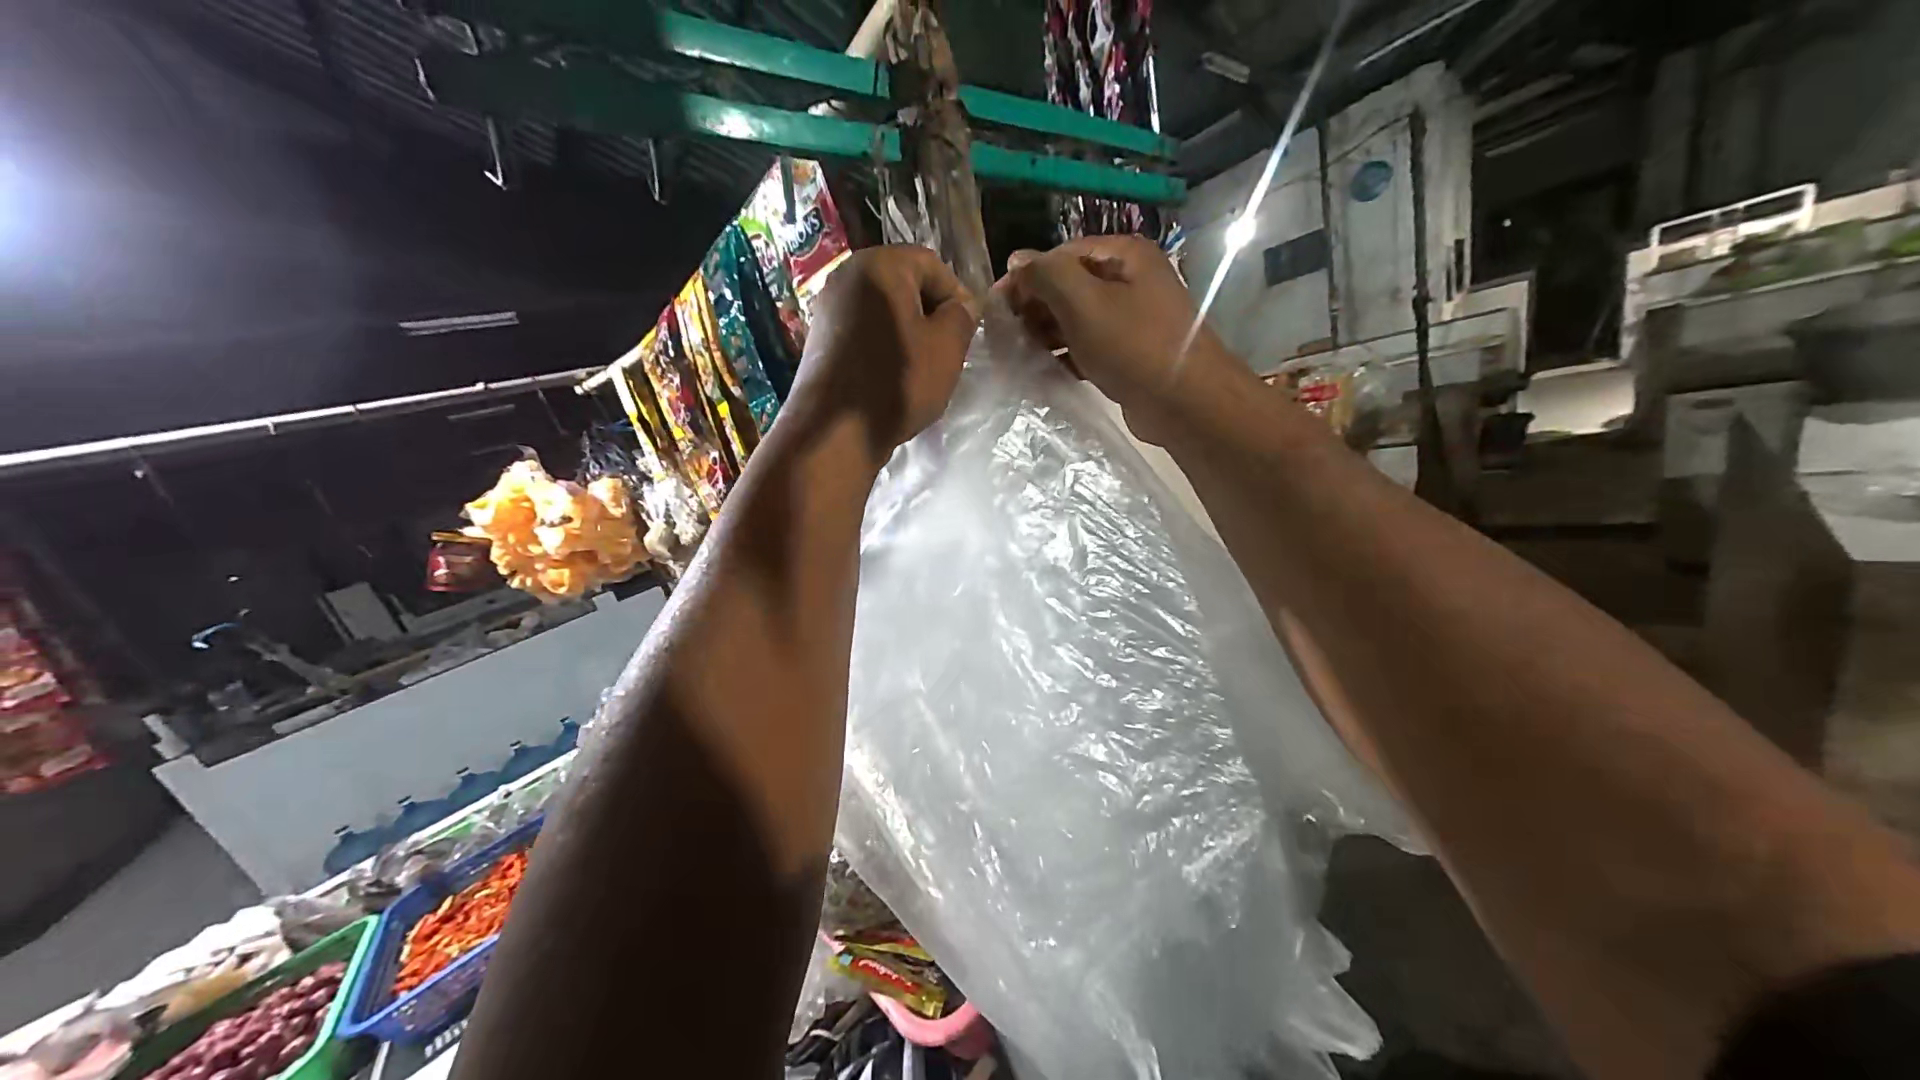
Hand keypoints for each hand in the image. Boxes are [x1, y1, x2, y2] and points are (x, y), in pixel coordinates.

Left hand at [788, 245, 979, 465]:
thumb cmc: (897, 382)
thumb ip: (962, 316)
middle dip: (929, 314)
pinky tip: (890, 377)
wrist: (835, 431)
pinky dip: (881, 346)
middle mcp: (847, 275)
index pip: (932, 266)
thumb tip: (961, 306)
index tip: (965, 333)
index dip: (956, 297)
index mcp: (880, 266)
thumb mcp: (947, 348)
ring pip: (883, 310)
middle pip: (904, 285)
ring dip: (906, 332)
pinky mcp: (819, 337)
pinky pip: (862, 330)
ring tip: (919, 368)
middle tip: (945, 352)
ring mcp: (828, 307)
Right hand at [996, 235, 1247, 444]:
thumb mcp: (1084, 302)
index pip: (1061, 254)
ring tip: (1019, 352)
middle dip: (1035, 306)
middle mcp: (1129, 280)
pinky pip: (1088, 345)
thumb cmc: (1134, 345)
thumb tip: (1018, 259)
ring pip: (1076, 317)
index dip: (1026, 276)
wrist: (1186, 402)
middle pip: (1069, 285)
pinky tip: (1043, 369)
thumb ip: (1047, 275)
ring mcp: (1131, 318)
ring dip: (1046, 332)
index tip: (997, 306)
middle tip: (1006, 333)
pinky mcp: (1129, 352)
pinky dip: (1065, 353)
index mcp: (1124, 256)